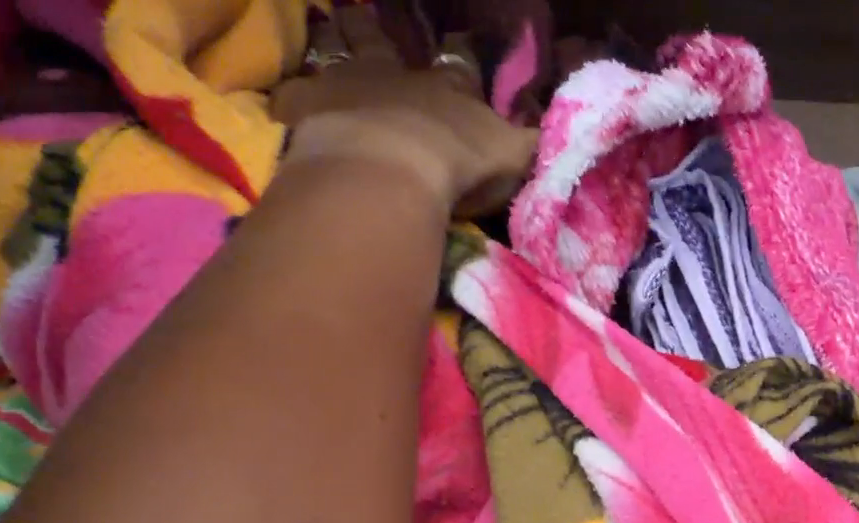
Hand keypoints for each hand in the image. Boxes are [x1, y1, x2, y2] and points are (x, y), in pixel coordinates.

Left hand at [271, 4, 535, 215]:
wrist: (391, 169)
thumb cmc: (458, 163)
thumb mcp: (513, 157)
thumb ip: (535, 142)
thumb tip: (571, 131)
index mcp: (449, 88)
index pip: (459, 66)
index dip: (460, 57)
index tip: (459, 45)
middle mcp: (398, 75)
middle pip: (387, 44)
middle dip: (381, 32)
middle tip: (368, 17)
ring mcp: (348, 83)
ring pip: (339, 49)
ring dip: (336, 40)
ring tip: (331, 27)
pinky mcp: (308, 105)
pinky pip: (294, 93)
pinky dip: (292, 95)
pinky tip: (287, 96)